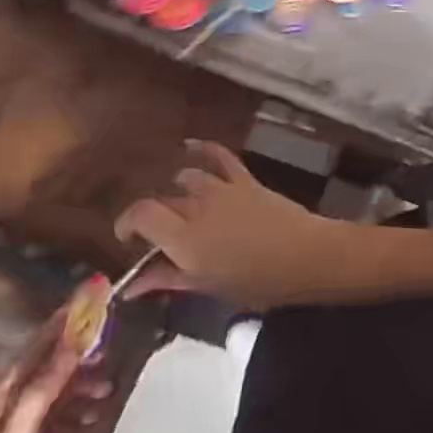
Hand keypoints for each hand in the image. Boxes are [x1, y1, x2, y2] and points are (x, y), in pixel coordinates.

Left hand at [0, 310, 111, 432]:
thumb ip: (38, 399)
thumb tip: (68, 347)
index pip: (26, 360)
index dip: (52, 330)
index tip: (82, 301)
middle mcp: (15, 415)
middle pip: (48, 370)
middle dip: (74, 349)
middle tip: (105, 331)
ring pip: (66, 389)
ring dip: (86, 375)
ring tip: (106, 375)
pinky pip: (78, 412)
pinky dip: (92, 400)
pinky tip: (104, 400)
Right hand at [114, 141, 347, 309]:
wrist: (306, 255)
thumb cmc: (258, 282)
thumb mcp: (209, 286)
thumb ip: (169, 279)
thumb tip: (132, 286)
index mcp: (184, 238)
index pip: (140, 216)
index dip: (126, 224)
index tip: (128, 239)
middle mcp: (197, 207)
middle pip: (163, 202)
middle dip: (156, 218)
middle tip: (163, 239)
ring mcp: (222, 189)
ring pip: (186, 179)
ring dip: (178, 191)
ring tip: (182, 207)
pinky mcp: (244, 180)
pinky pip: (219, 156)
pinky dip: (203, 149)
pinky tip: (190, 146)